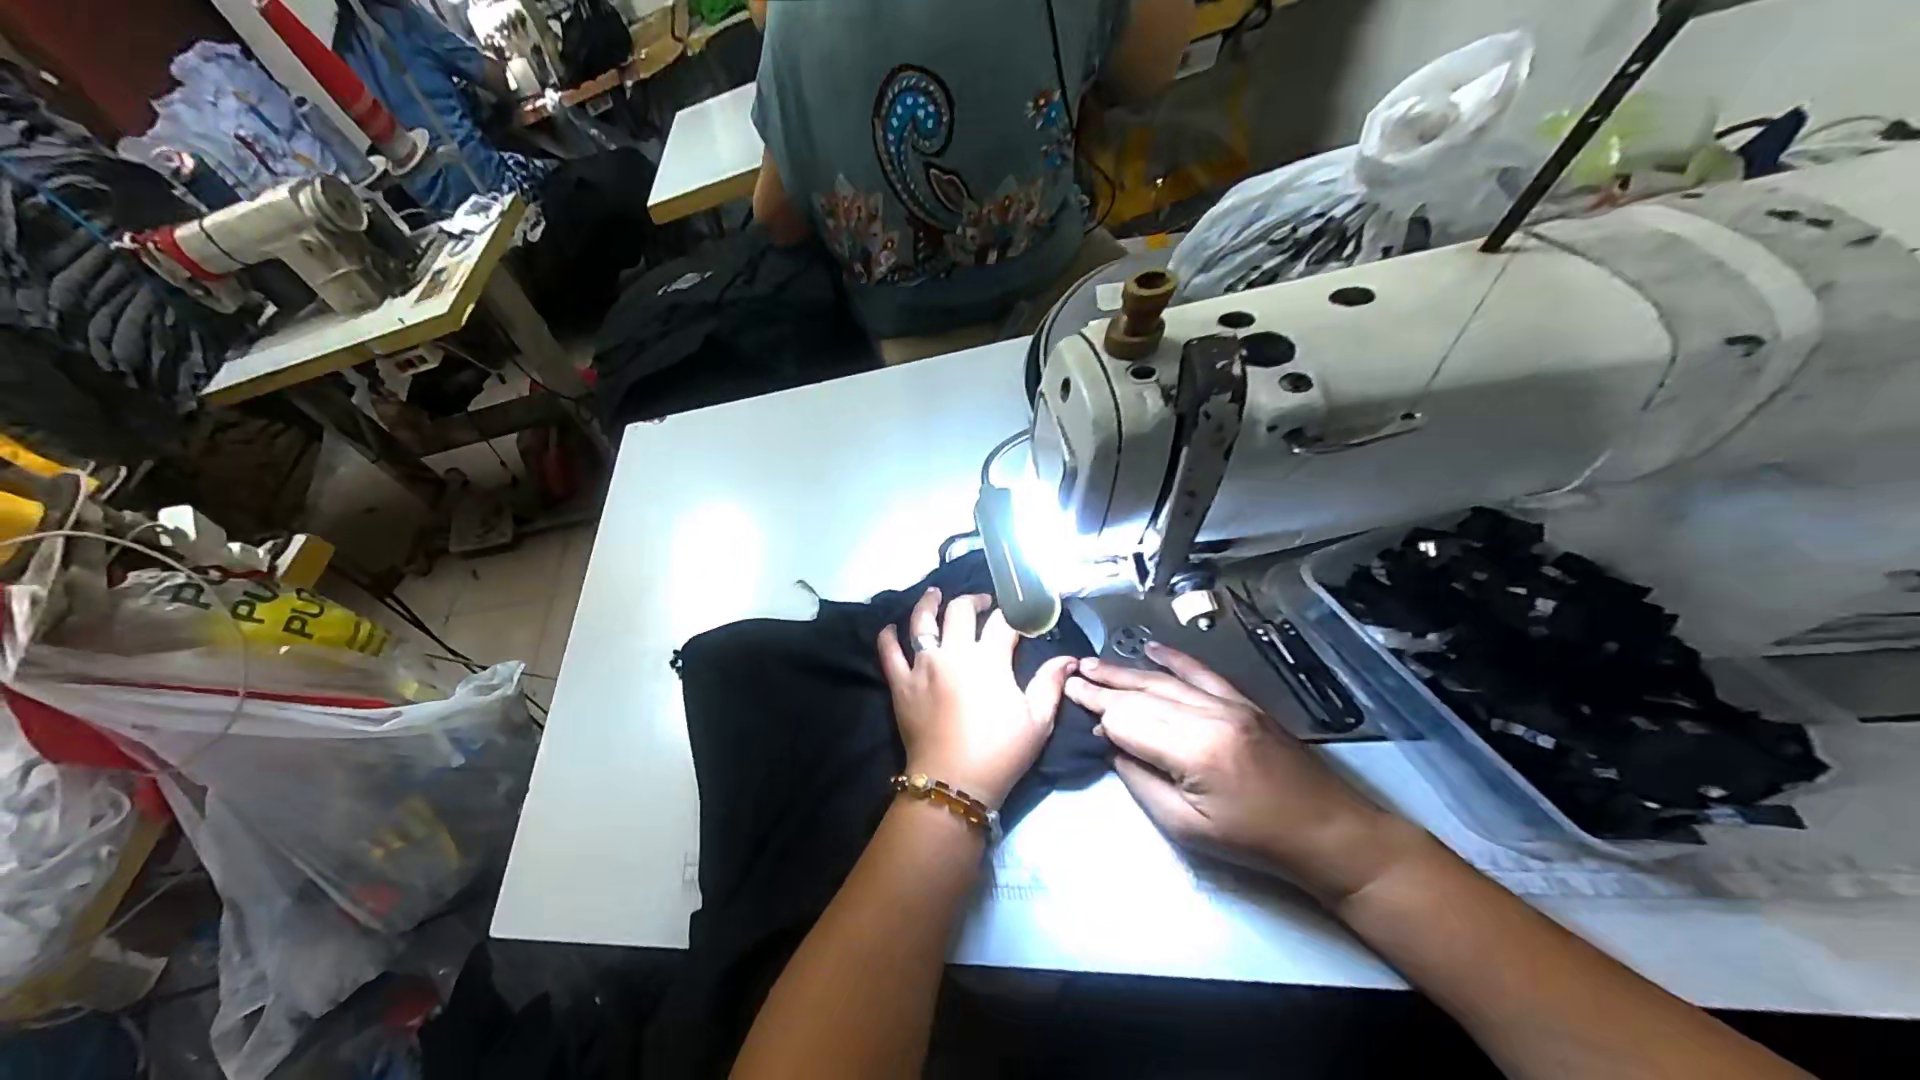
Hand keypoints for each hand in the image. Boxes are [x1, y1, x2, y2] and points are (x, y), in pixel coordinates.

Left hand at [877, 589, 1075, 809]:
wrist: (953, 783)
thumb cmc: (1001, 752)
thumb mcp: (1038, 721)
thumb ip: (1050, 684)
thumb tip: (1068, 658)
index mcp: (989, 659)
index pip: (1003, 623)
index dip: (1013, 614)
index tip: (1019, 616)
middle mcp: (954, 653)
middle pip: (960, 611)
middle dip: (973, 600)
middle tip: (981, 602)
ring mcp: (923, 666)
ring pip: (922, 622)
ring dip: (928, 603)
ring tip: (933, 594)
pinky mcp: (901, 683)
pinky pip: (889, 652)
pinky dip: (888, 636)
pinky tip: (890, 627)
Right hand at [1066, 642, 1419, 903]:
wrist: (1328, 833)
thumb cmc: (1254, 842)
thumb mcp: (1186, 827)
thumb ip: (1141, 781)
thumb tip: (1113, 747)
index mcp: (1193, 749)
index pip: (1128, 720)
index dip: (1096, 712)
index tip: (1068, 697)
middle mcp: (1209, 715)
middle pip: (1143, 694)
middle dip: (1104, 686)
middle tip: (1072, 675)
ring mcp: (1229, 704)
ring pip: (1166, 680)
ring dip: (1128, 671)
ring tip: (1095, 664)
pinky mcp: (1245, 703)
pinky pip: (1203, 673)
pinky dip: (1176, 659)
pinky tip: (1153, 649)